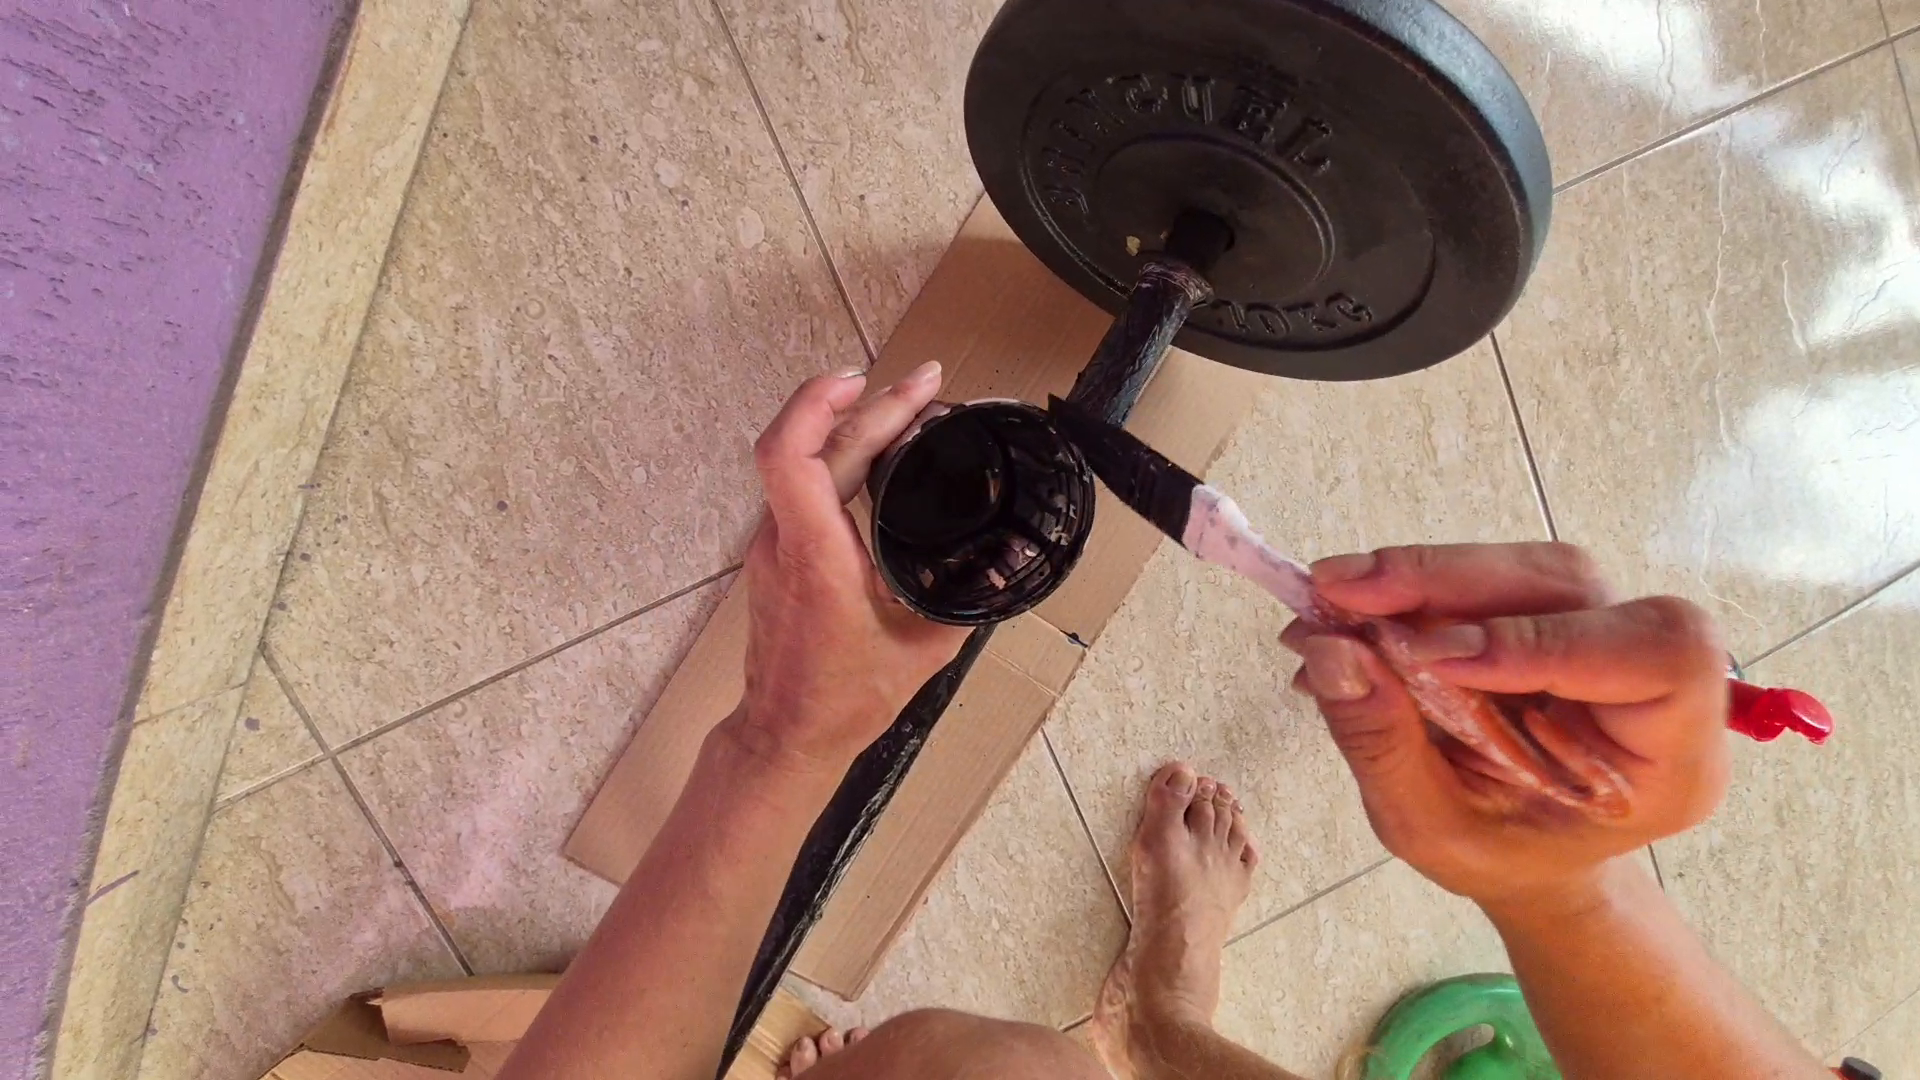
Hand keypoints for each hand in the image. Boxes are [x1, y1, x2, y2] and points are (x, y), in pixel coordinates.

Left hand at [731, 362, 970, 775]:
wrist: (784, 733)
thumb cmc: (845, 701)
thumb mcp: (924, 650)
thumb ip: (971, 600)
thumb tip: (1012, 560)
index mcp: (817, 558)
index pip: (794, 456)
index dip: (824, 403)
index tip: (880, 381)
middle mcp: (784, 540)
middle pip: (810, 444)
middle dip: (866, 402)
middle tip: (925, 384)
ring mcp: (771, 543)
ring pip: (799, 458)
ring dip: (844, 419)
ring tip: (902, 403)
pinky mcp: (775, 550)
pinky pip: (799, 481)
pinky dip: (835, 451)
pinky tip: (874, 449)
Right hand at [1283, 542, 1731, 913]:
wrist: (1512, 846)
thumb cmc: (1490, 854)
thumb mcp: (1424, 825)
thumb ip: (1381, 743)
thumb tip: (1327, 650)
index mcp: (1661, 756)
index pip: (1657, 655)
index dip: (1539, 639)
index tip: (1425, 654)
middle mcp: (1638, 676)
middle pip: (1563, 585)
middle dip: (1441, 579)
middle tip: (1336, 588)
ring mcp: (1587, 632)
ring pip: (1514, 568)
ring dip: (1412, 575)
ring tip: (1326, 597)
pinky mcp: (1531, 614)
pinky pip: (1471, 578)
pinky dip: (1397, 588)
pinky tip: (1340, 612)